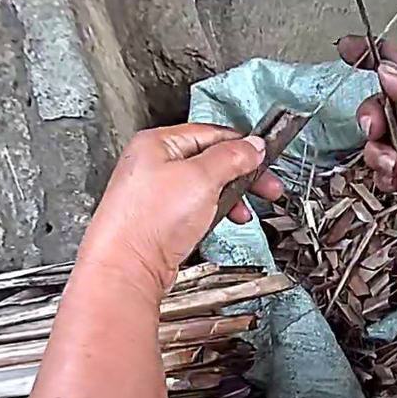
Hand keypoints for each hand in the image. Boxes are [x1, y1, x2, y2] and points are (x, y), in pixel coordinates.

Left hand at [76, 124, 282, 297]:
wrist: (130, 264)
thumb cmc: (150, 220)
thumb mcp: (202, 178)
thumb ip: (232, 157)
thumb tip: (253, 146)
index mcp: (158, 143)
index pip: (212, 134)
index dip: (242, 146)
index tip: (264, 158)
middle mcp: (155, 164)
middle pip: (213, 160)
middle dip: (243, 174)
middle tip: (267, 186)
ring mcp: (159, 192)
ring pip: (209, 185)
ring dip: (233, 196)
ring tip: (246, 210)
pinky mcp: (165, 217)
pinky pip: (200, 206)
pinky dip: (218, 211)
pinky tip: (225, 220)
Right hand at [337, 37, 396, 241]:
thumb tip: (387, 72)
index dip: (379, 56)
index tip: (351, 50)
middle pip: (387, 102)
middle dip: (373, 111)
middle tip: (375, 124)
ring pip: (380, 136)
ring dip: (378, 146)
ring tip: (393, 158)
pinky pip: (384, 167)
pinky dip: (383, 170)